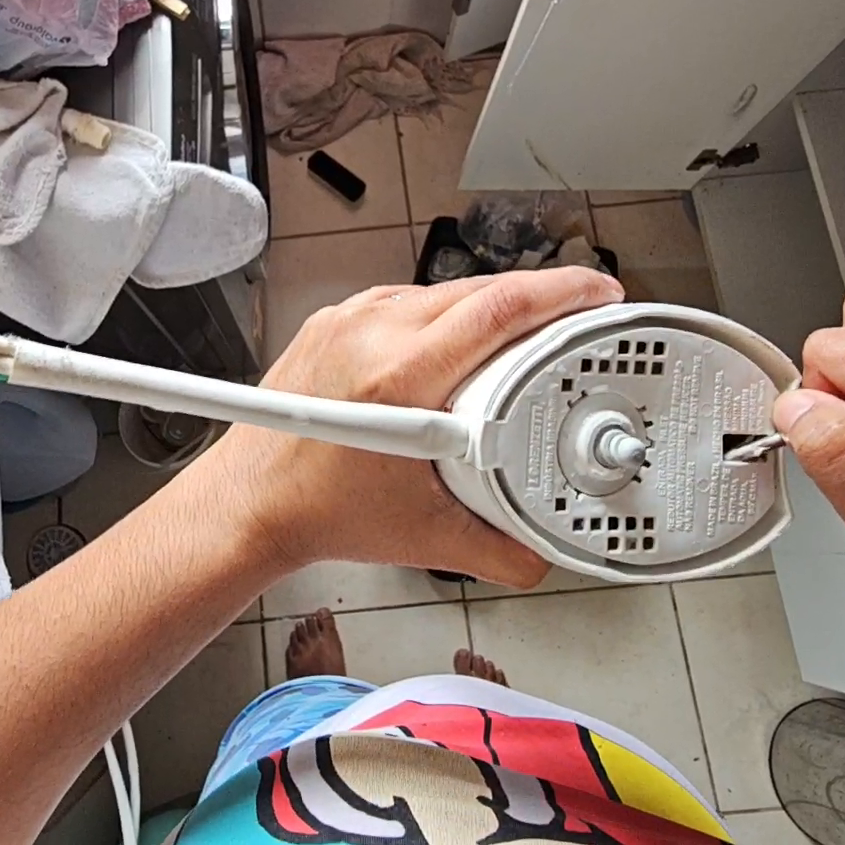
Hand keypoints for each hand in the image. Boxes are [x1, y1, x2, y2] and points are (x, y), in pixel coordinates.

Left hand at [191, 268, 627, 587]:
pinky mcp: (330, 322)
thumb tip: (539, 555)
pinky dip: (439, 310)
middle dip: (535, 298)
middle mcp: (371, 333)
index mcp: (400, 375)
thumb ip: (497, 549)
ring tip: (517, 331)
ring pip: (438, 289)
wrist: (249, 501)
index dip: (559, 291)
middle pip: (476, 290)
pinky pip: (401, 298)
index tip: (595, 292)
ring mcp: (346, 321)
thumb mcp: (423, 535)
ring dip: (485, 303)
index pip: (498, 309)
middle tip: (570, 318)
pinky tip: (453, 336)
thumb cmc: (318, 510)